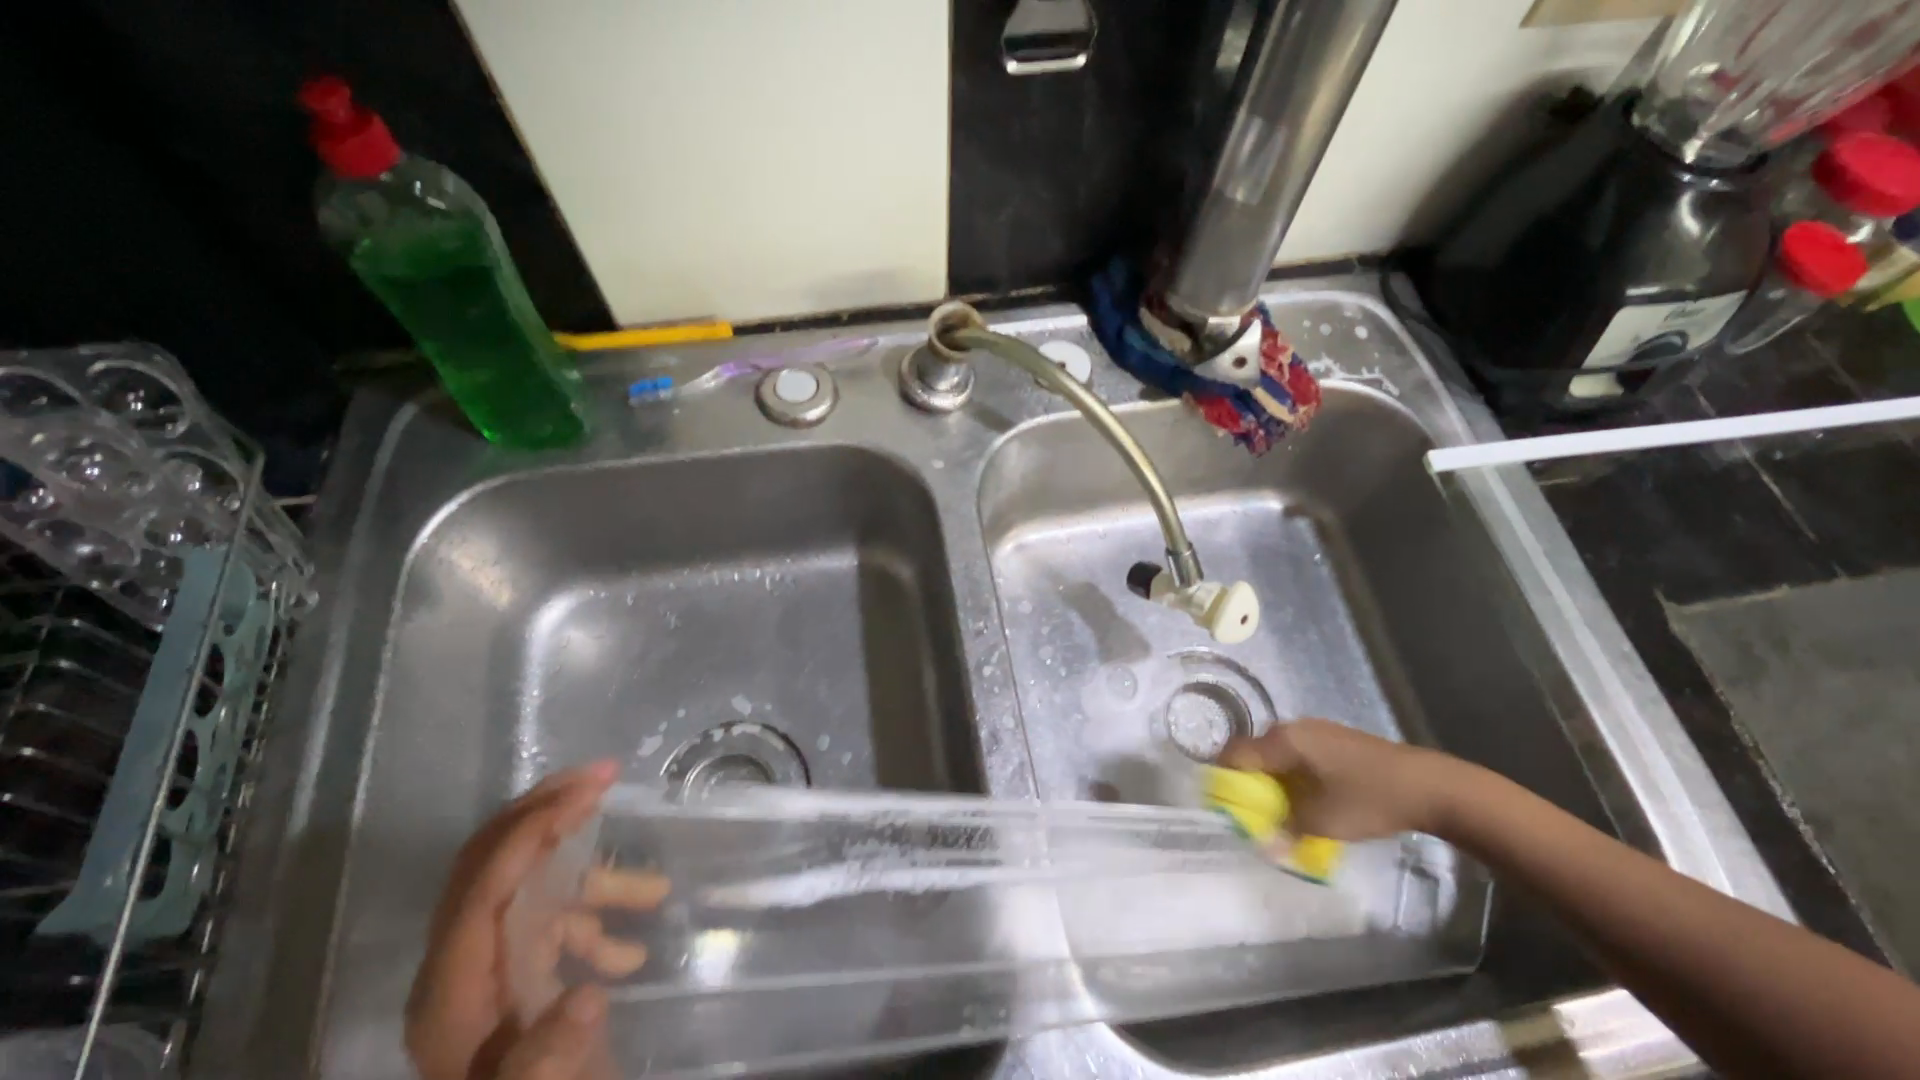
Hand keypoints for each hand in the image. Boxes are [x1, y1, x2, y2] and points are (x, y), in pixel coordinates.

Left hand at [406, 761, 669, 1079]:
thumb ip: (550, 1054)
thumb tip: (590, 992)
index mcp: (451, 990)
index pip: (483, 885)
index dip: (533, 830)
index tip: (593, 789)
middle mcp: (459, 966)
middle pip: (492, 863)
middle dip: (547, 813)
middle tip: (603, 776)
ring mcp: (485, 969)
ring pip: (532, 891)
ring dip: (593, 882)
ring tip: (656, 892)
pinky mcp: (511, 978)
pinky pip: (550, 923)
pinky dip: (594, 923)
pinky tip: (629, 956)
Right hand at [1219, 718, 1465, 840]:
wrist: (1432, 787)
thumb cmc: (1370, 799)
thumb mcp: (1322, 822)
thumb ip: (1284, 831)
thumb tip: (1261, 847)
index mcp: (1283, 740)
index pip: (1234, 755)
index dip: (1224, 782)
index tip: (1224, 809)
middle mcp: (1294, 728)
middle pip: (1254, 754)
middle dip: (1248, 785)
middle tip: (1250, 816)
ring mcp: (1317, 733)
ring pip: (1278, 757)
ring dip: (1273, 783)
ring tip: (1278, 813)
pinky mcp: (1336, 742)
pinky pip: (1299, 758)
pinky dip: (1294, 778)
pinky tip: (1307, 802)